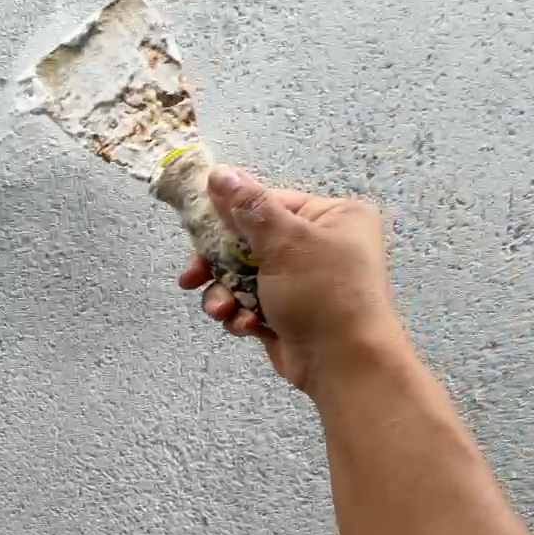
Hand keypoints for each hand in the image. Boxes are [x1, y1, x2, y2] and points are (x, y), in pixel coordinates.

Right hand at [178, 167, 407, 395]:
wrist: (341, 360)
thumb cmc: (325, 294)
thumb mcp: (286, 243)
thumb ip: (249, 208)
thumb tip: (220, 174)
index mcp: (329, 217)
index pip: (265, 205)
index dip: (227, 220)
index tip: (196, 235)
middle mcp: (315, 244)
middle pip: (245, 243)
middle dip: (218, 267)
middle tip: (192, 278)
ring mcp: (297, 280)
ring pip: (238, 278)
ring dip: (225, 296)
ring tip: (226, 311)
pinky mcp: (282, 311)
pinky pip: (245, 304)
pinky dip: (240, 315)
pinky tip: (248, 326)